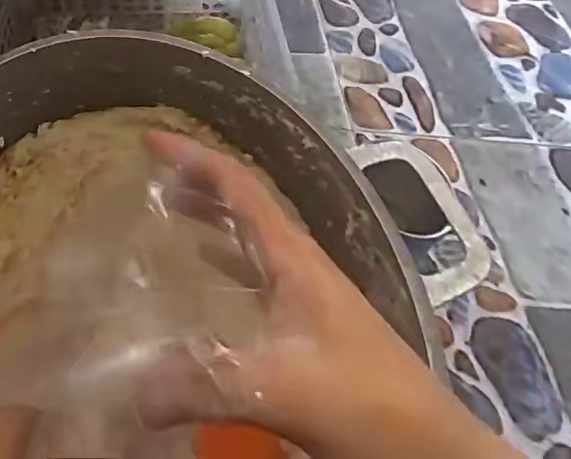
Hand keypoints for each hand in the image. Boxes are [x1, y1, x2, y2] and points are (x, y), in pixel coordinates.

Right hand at [139, 131, 517, 458]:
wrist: (435, 448)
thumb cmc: (365, 401)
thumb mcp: (280, 389)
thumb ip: (207, 384)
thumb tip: (135, 393)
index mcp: (291, 253)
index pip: (236, 184)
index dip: (192, 156)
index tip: (152, 141)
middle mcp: (298, 258)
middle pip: (241, 200)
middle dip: (197, 179)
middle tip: (152, 176)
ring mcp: (307, 287)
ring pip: (249, 231)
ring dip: (211, 213)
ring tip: (170, 210)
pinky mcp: (310, 317)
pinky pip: (257, 267)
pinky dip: (226, 254)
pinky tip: (207, 270)